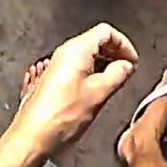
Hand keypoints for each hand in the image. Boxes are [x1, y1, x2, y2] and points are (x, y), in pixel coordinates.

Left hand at [6, 24, 138, 159]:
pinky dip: (92, 70)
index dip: (124, 44)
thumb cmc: (64, 115)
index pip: (106, 31)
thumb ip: (117, 75)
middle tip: (127, 70)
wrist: (33, 134)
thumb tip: (127, 65)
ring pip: (87, 53)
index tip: (133, 61)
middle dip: (115, 52)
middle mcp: (65, 51)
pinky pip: (78, 64)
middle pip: (96, 39)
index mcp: (77, 49)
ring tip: (116, 80)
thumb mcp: (98, 94)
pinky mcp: (54, 76)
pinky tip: (97, 87)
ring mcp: (57, 63)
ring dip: (104, 62)